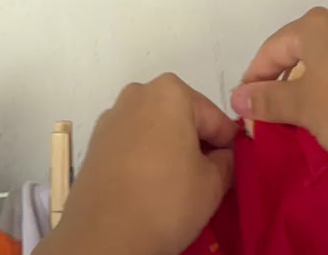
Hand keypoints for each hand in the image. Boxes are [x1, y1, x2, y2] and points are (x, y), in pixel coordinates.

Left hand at [41, 74, 236, 254]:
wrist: (103, 236)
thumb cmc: (165, 200)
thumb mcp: (212, 184)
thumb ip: (227, 162)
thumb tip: (222, 156)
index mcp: (171, 92)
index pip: (214, 118)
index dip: (227, 145)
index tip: (231, 169)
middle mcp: (139, 93)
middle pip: (182, 117)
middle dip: (196, 143)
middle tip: (205, 179)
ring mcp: (113, 116)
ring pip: (155, 129)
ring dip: (169, 149)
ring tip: (176, 185)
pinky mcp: (96, 141)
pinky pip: (132, 143)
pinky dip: (144, 158)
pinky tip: (149, 187)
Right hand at [230, 7, 327, 169]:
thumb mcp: (302, 107)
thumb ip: (267, 100)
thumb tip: (237, 97)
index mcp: (315, 27)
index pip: (271, 48)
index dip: (253, 78)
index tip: (242, 109)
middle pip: (296, 56)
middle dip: (278, 88)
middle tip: (265, 119)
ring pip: (321, 70)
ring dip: (304, 97)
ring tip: (294, 127)